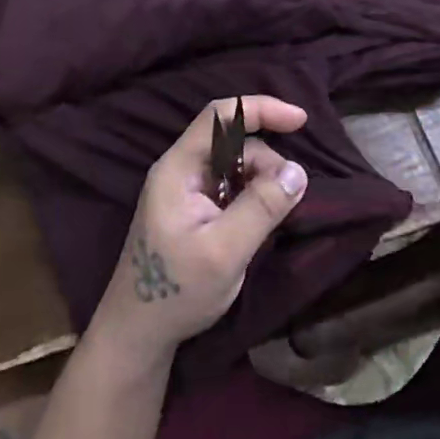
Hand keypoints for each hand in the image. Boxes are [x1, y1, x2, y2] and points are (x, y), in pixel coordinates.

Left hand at [89, 96, 310, 366]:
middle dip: (267, 160)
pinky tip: (265, 218)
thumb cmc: (176, 290)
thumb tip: (298, 171)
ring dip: (262, 180)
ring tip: (279, 213)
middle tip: (291, 197)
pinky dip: (253, 194)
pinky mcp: (194, 211)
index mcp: (178, 169)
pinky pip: (230, 187)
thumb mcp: (225, 251)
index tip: (300, 119)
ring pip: (234, 166)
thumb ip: (261, 208)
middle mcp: (180, 171)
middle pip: (231, 142)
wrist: (139, 330)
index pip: (219, 117)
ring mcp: (186, 191)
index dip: (260, 108)